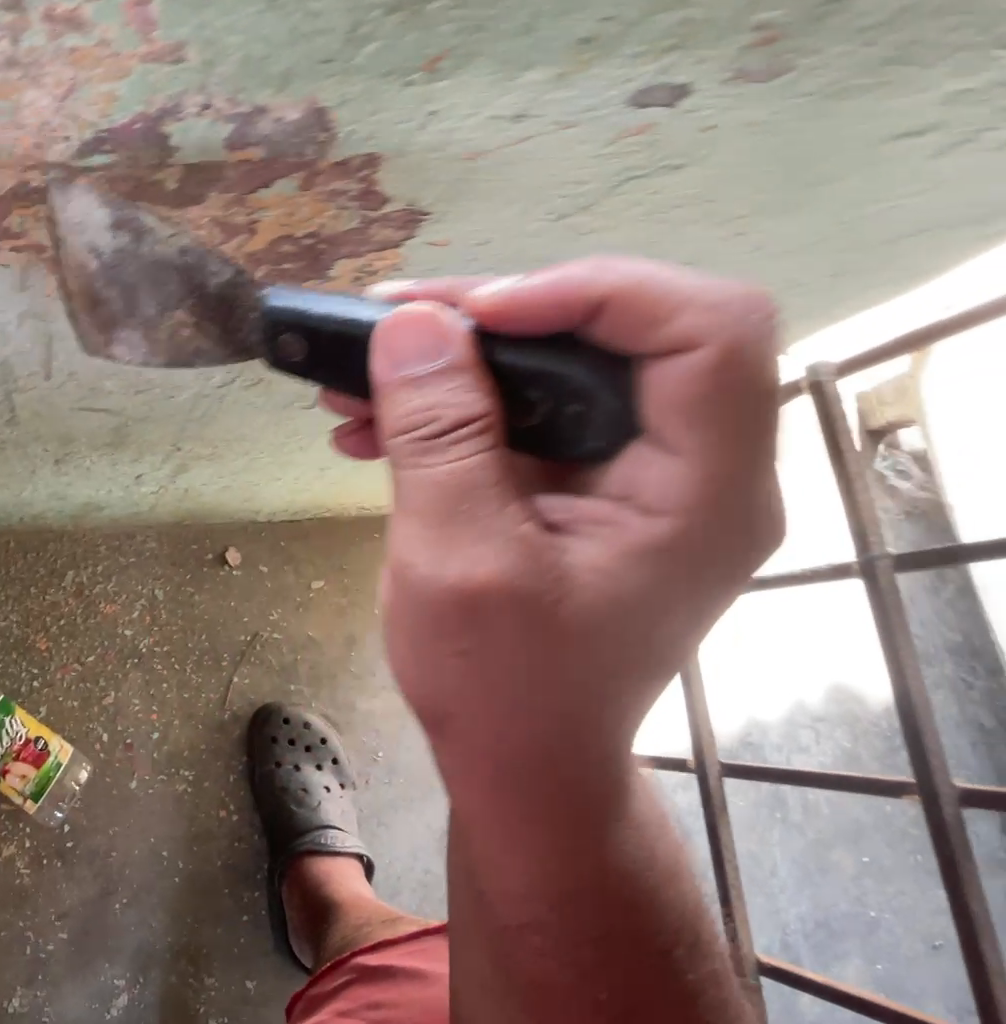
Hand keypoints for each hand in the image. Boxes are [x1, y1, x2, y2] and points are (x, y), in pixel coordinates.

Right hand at [327, 257, 783, 776]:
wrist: (514, 760)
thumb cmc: (498, 684)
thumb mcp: (456, 557)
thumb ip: (439, 436)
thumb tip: (408, 323)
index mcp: (701, 487)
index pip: (702, 327)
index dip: (591, 292)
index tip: (470, 316)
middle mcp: (686, 465)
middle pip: (614, 335)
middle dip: (487, 322)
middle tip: (385, 328)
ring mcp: (629, 476)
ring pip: (552, 369)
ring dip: (448, 365)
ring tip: (350, 379)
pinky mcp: (575, 488)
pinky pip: (517, 416)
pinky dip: (443, 410)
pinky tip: (367, 426)